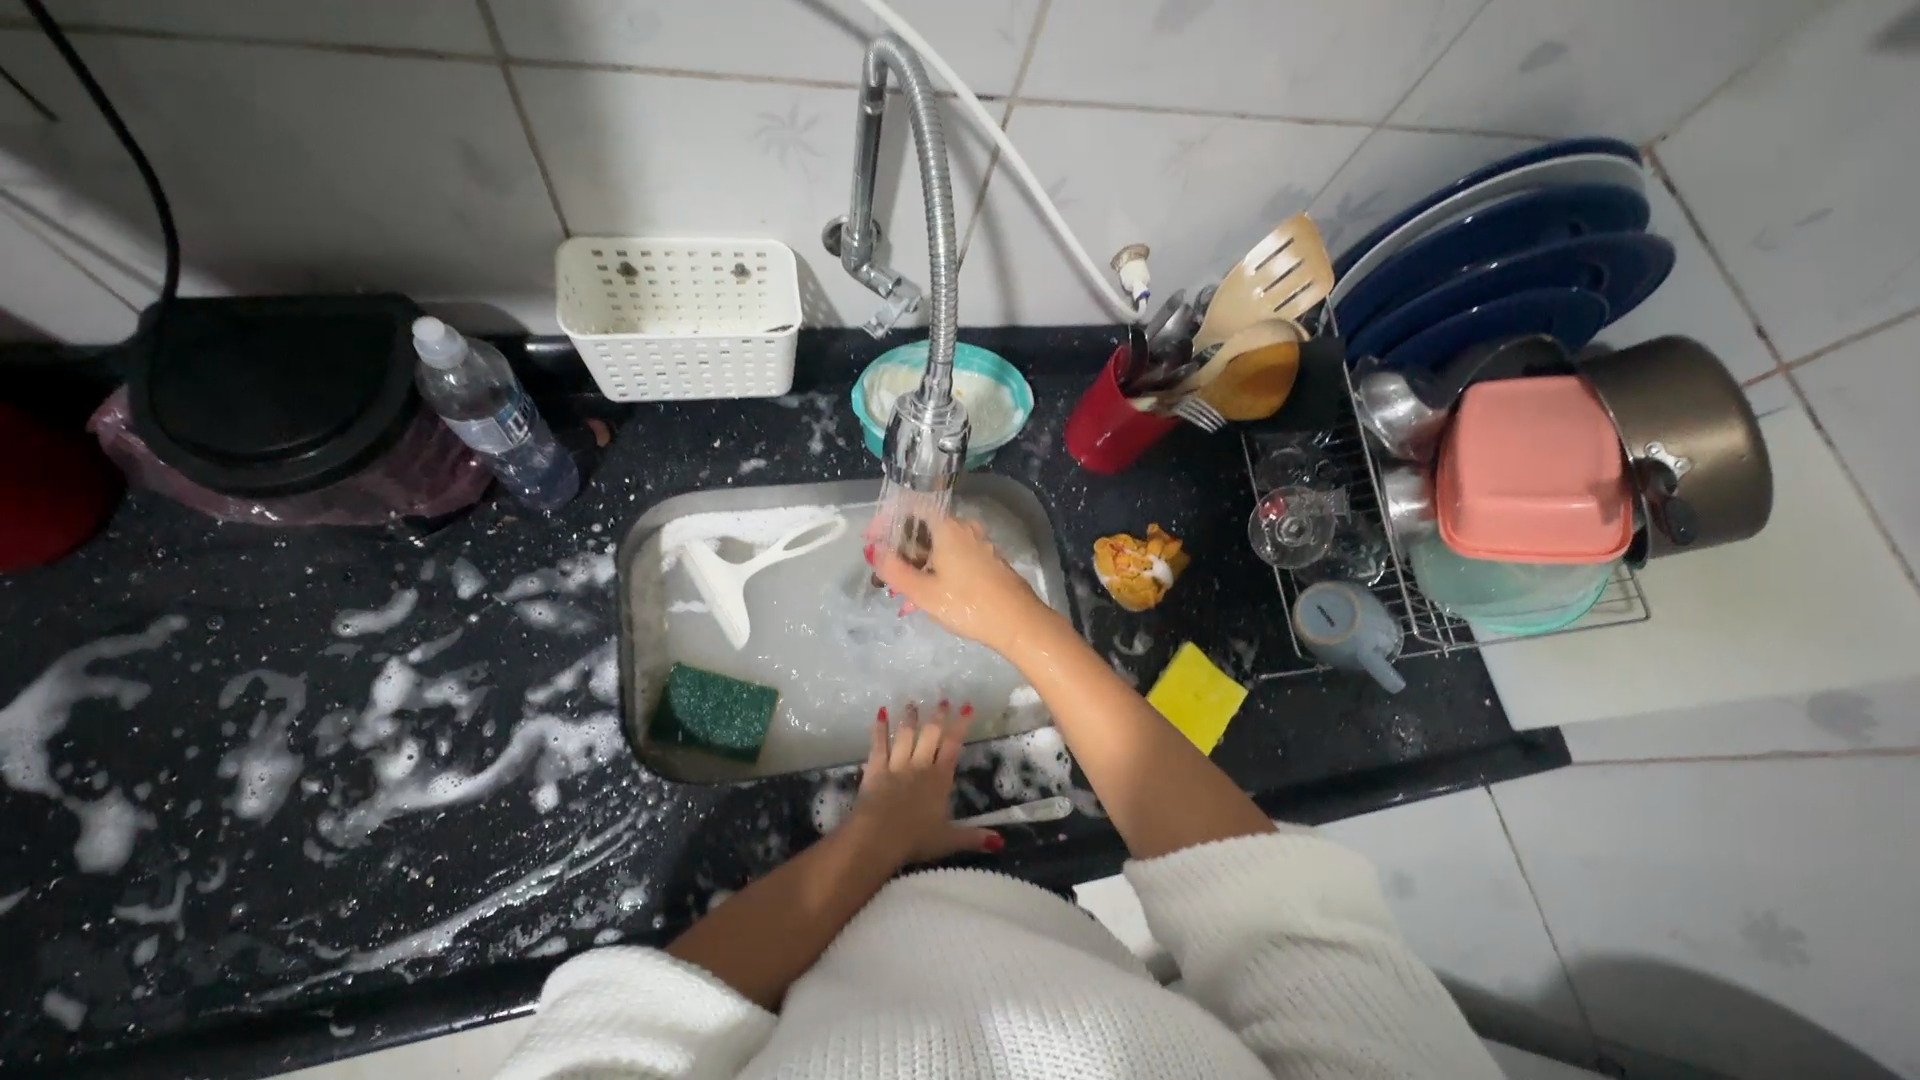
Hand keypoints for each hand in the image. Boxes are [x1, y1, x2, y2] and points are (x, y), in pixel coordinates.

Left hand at [851, 701, 1000, 864]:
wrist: (879, 836)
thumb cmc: (916, 839)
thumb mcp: (949, 840)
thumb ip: (974, 838)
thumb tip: (1001, 842)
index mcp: (940, 779)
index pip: (953, 746)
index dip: (961, 726)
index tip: (966, 707)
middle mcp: (920, 766)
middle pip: (931, 735)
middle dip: (938, 716)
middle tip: (942, 698)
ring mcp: (896, 765)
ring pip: (906, 735)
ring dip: (910, 718)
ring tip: (913, 701)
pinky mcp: (875, 769)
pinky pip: (879, 744)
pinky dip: (880, 728)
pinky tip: (881, 712)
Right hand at [866, 515, 1056, 653]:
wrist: (1019, 622)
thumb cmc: (967, 604)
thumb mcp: (923, 592)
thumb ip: (894, 570)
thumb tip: (873, 550)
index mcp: (948, 527)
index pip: (912, 507)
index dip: (888, 520)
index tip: (872, 540)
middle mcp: (965, 529)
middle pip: (925, 529)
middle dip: (901, 550)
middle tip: (885, 574)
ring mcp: (979, 545)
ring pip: (940, 547)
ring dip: (918, 565)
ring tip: (904, 594)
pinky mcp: (988, 562)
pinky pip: (954, 558)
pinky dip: (937, 570)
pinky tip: (929, 597)